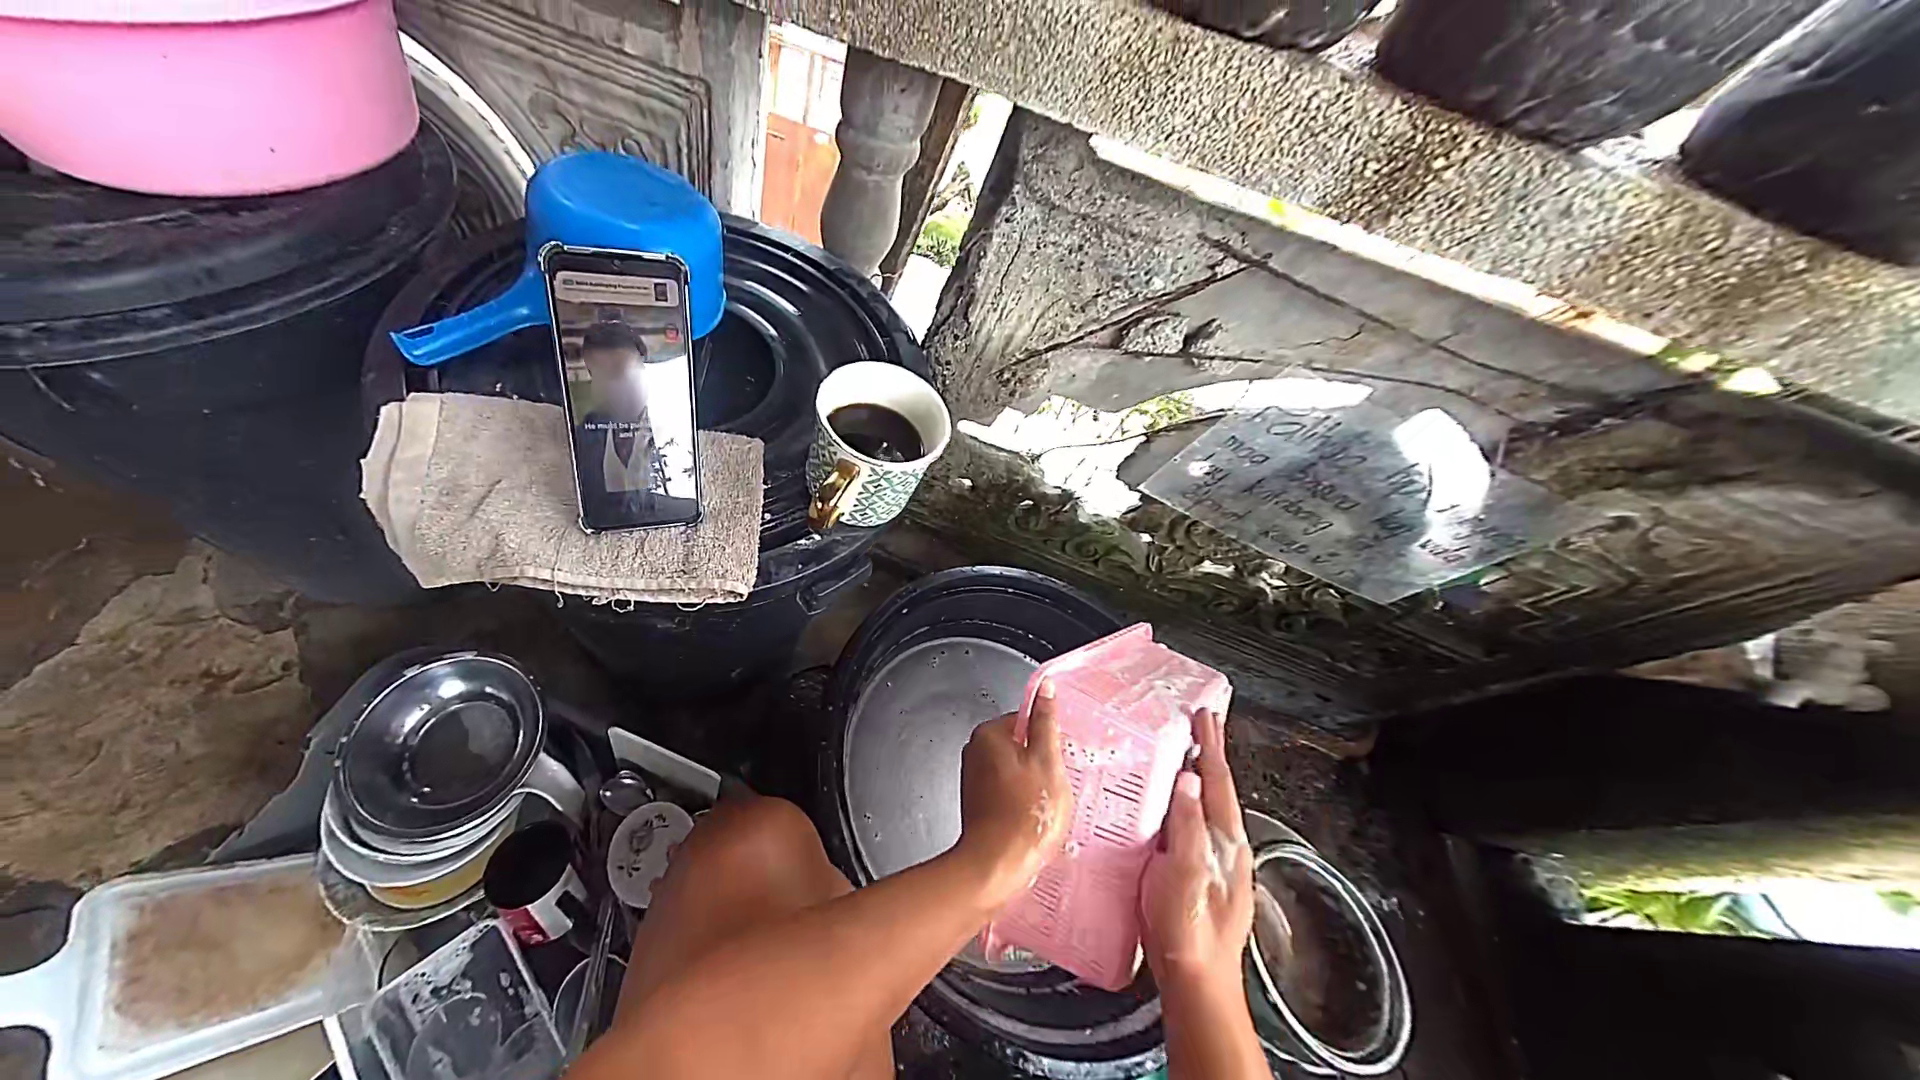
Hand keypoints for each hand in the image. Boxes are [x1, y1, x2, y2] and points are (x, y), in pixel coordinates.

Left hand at [957, 679, 1071, 905]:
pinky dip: (1021, 801)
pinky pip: (1007, 791)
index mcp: (989, 733)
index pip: (1026, 719)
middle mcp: (975, 751)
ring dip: (1032, 783)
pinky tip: (1030, 818)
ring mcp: (975, 778)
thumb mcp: (1048, 761)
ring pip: (1016, 769)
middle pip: (1020, 744)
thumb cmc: (1023, 817)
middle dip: (1040, 763)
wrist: (996, 866)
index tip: (1057, 757)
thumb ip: (1046, 721)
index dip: (1047, 740)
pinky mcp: (978, 802)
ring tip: (1040, 805)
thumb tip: (1046, 690)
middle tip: (1051, 785)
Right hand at [1140, 708, 1253, 999]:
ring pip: (1208, 804)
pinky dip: (1189, 798)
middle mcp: (1226, 846)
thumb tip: (1187, 778)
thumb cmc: (1186, 931)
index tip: (1205, 715)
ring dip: (1200, 773)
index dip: (1211, 745)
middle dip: (1210, 752)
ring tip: (1189, 750)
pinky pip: (1196, 821)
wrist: (1196, 980)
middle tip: (1200, 722)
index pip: (1218, 781)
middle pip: (1218, 788)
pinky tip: (1174, 800)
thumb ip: (1188, 827)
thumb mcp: (1183, 875)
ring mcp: (1216, 860)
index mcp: (1225, 842)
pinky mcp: (1200, 870)